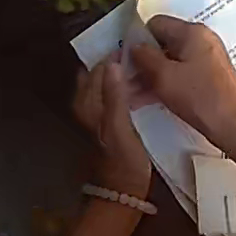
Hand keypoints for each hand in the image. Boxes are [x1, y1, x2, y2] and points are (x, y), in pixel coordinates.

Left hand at [73, 58, 152, 199]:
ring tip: (148, 65)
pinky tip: (146, 86)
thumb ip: (114, 96)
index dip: (114, 54)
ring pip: (110, 83)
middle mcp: (88, 104)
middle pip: (101, 73)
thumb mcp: (119, 127)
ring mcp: (99, 112)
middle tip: (145, 52)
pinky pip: (117, 94)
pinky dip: (128, 87)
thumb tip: (112, 63)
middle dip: (119, 61)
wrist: (123, 192)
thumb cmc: (122, 161)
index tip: (136, 43)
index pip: (97, 67)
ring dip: (125, 74)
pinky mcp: (110, 120)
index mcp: (87, 103)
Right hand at [129, 15, 235, 151]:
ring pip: (169, 61)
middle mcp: (200, 41)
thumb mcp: (163, 76)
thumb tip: (133, 46)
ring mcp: (205, 60)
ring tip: (129, 95)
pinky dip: (163, 84)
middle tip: (123, 80)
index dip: (136, 38)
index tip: (123, 58)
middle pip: (162, 43)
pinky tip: (145, 100)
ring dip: (149, 76)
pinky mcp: (207, 78)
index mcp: (191, 33)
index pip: (155, 23)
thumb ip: (143, 57)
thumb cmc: (200, 97)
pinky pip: (179, 74)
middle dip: (141, 61)